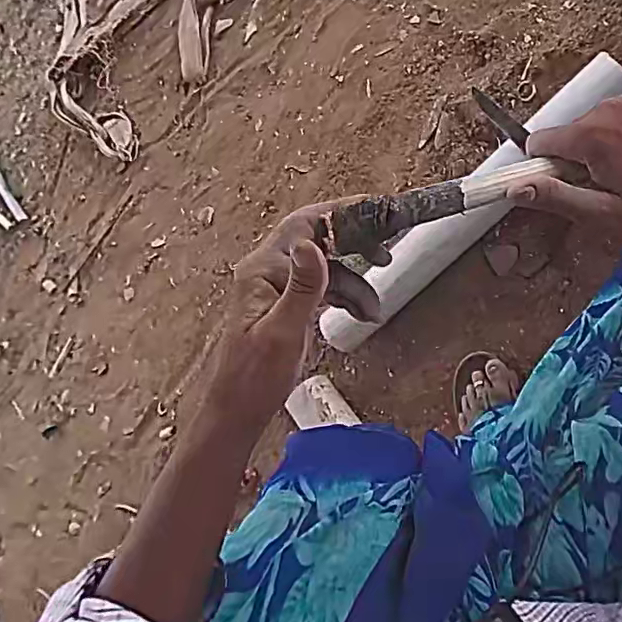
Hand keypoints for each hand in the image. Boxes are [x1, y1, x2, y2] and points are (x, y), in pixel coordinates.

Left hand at [209, 203, 379, 418]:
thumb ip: (301, 287)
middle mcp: (270, 271)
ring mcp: (279, 288)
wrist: (238, 414)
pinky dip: (346, 297)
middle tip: (384, 252)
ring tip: (372, 309)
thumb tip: (311, 244)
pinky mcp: (289, 305)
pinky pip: (324, 288)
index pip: (304, 225)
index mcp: (263, 270)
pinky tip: (362, 313)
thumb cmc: (254, 379)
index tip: (372, 207)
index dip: (338, 212)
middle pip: (319, 241)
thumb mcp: (282, 332)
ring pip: (327, 269)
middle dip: (354, 245)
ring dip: (354, 284)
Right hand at [510, 95, 621, 239]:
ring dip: (592, 144)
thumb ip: (555, 197)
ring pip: (587, 124)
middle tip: (598, 182)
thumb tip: (517, 189)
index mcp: (593, 137)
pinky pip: (609, 116)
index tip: (560, 181)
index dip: (544, 165)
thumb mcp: (600, 213)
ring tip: (618, 170)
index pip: (540, 141)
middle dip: (571, 156)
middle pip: (565, 133)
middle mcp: (608, 112)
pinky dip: (612, 131)